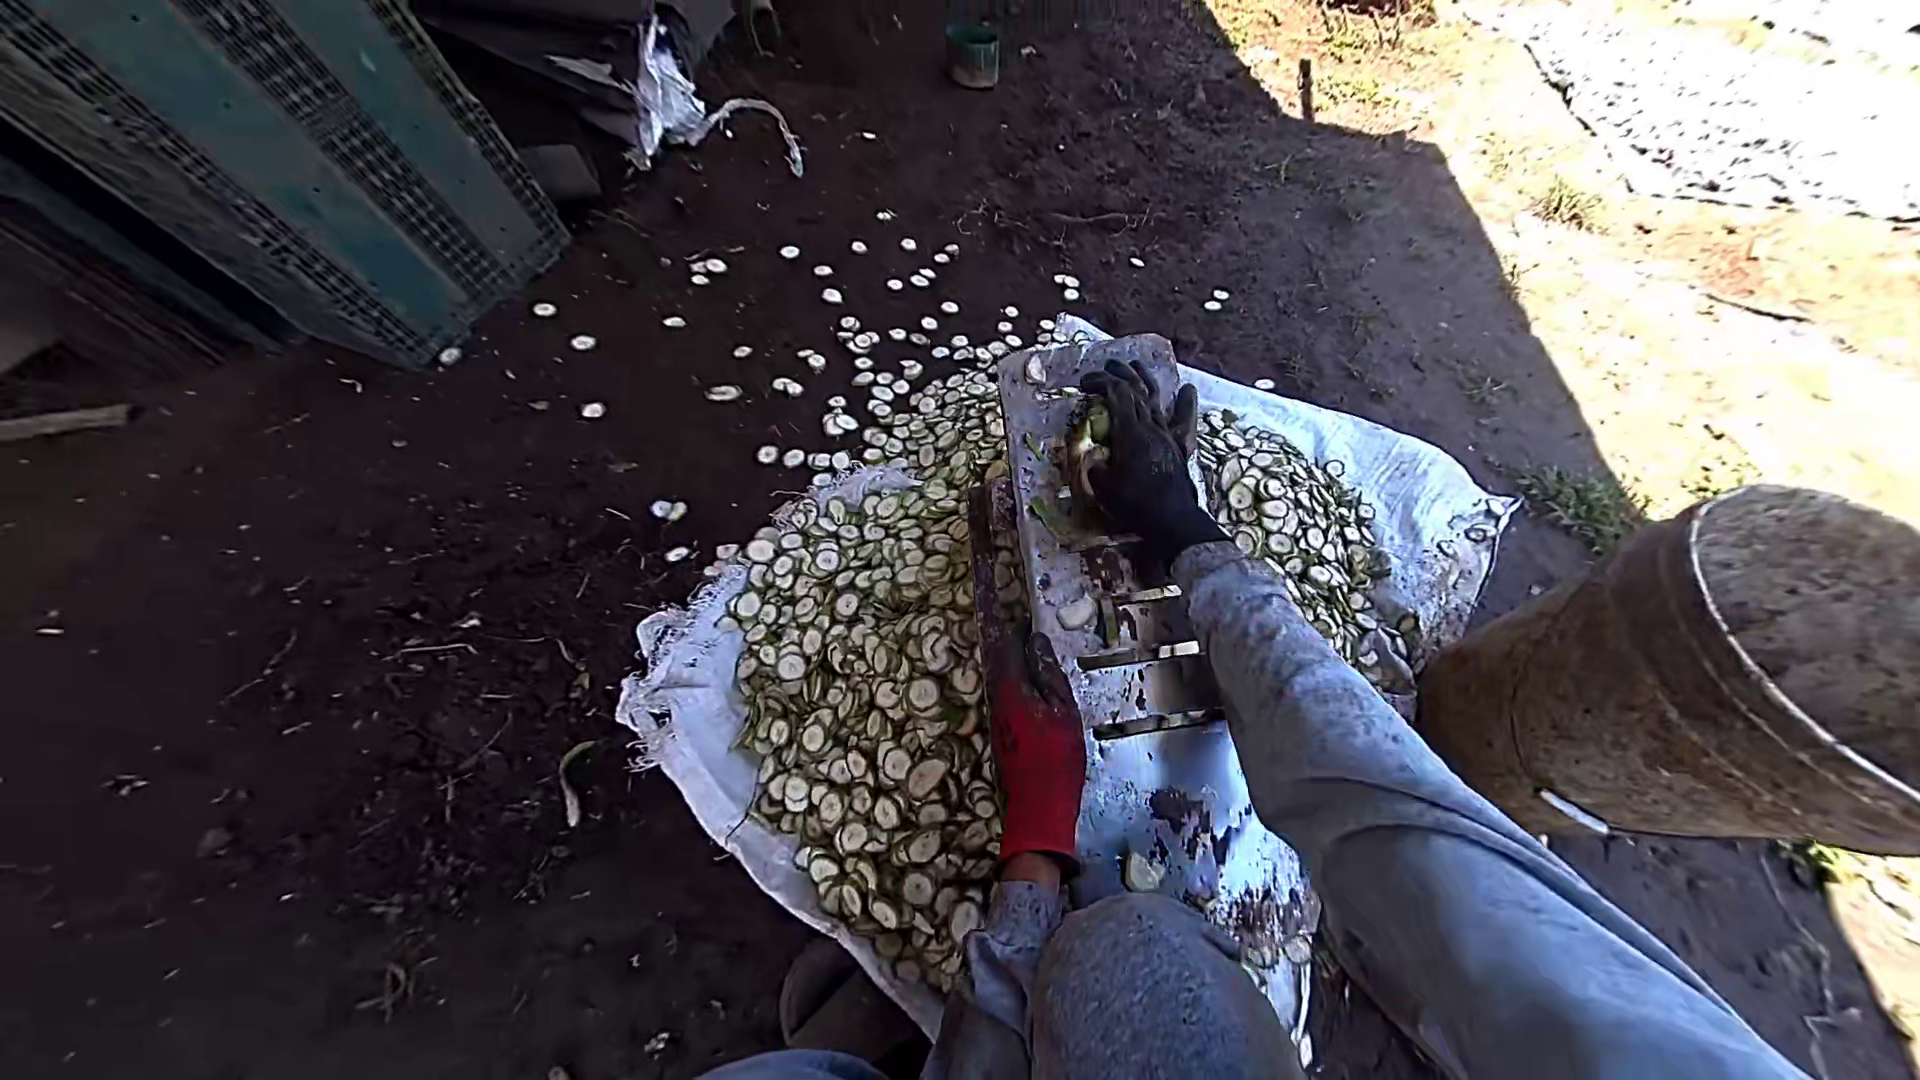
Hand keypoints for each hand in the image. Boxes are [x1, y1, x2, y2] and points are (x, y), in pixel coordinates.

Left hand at [989, 630, 1086, 873]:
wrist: (1038, 806)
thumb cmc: (1057, 758)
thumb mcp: (1063, 711)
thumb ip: (1048, 674)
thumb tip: (1036, 641)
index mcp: (1012, 688)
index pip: (1008, 646)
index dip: (1015, 626)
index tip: (1022, 610)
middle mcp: (996, 696)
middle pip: (1000, 658)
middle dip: (1010, 638)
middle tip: (1022, 621)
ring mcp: (995, 712)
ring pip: (1000, 674)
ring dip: (1012, 658)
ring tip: (1028, 646)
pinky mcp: (999, 726)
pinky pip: (1004, 690)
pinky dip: (1015, 678)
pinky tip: (1028, 680)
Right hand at [1079, 359, 1225, 563]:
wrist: (1172, 520)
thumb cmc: (1135, 505)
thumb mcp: (1104, 488)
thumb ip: (1096, 467)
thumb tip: (1095, 460)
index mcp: (1130, 433)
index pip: (1117, 395)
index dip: (1101, 382)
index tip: (1085, 384)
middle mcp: (1151, 427)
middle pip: (1136, 391)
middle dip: (1119, 375)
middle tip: (1105, 367)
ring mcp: (1167, 435)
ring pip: (1156, 399)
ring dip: (1144, 379)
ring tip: (1135, 365)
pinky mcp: (1178, 446)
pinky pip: (1183, 419)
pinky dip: (1184, 403)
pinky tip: (1186, 390)